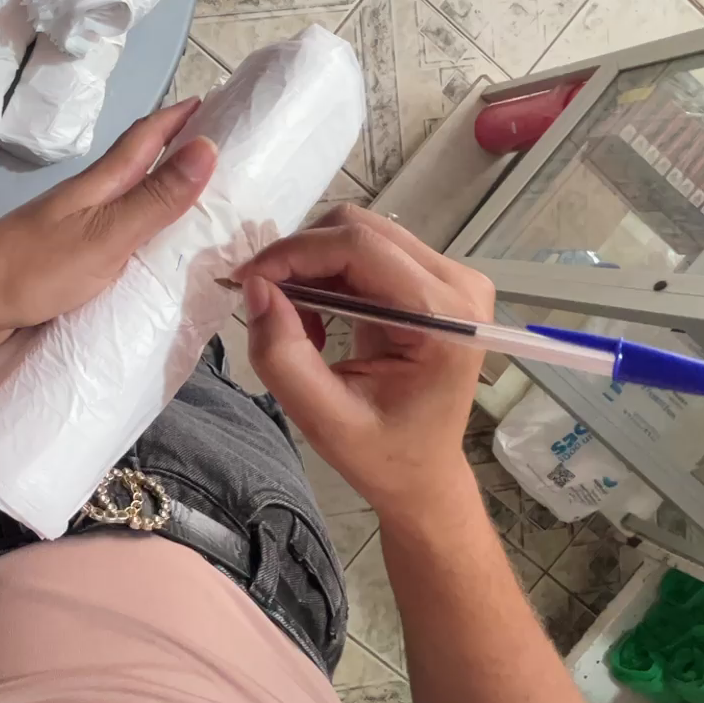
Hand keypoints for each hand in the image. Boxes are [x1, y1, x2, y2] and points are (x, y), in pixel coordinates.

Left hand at [0, 98, 217, 345]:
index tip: (218, 102)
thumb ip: (154, 199)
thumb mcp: (105, 235)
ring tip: (204, 206)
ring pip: (128, 203)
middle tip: (225, 158)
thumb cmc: (36, 268)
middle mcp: (89, 199)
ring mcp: (75, 229)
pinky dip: (143, 236)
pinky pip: (117, 238)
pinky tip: (155, 255)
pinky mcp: (67, 260)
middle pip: (140, 167)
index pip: (146, 137)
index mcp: (100, 184)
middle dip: (179, 155)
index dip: (180, 117)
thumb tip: (209, 146)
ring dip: (162, 197)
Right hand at [234, 205, 493, 499]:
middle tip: (263, 300)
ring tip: (294, 319)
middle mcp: (457, 283)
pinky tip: (316, 318)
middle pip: (359, 229)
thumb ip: (282, 354)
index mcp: (445, 318)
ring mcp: (449, 277)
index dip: (293, 253)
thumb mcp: (321, 417)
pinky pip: (363, 251)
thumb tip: (256, 287)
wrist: (423, 472)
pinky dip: (324, 275)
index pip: (359, 248)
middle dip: (298, 256)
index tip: (245, 281)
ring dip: (309, 266)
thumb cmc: (381, 454)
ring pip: (357, 234)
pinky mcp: (430, 280)